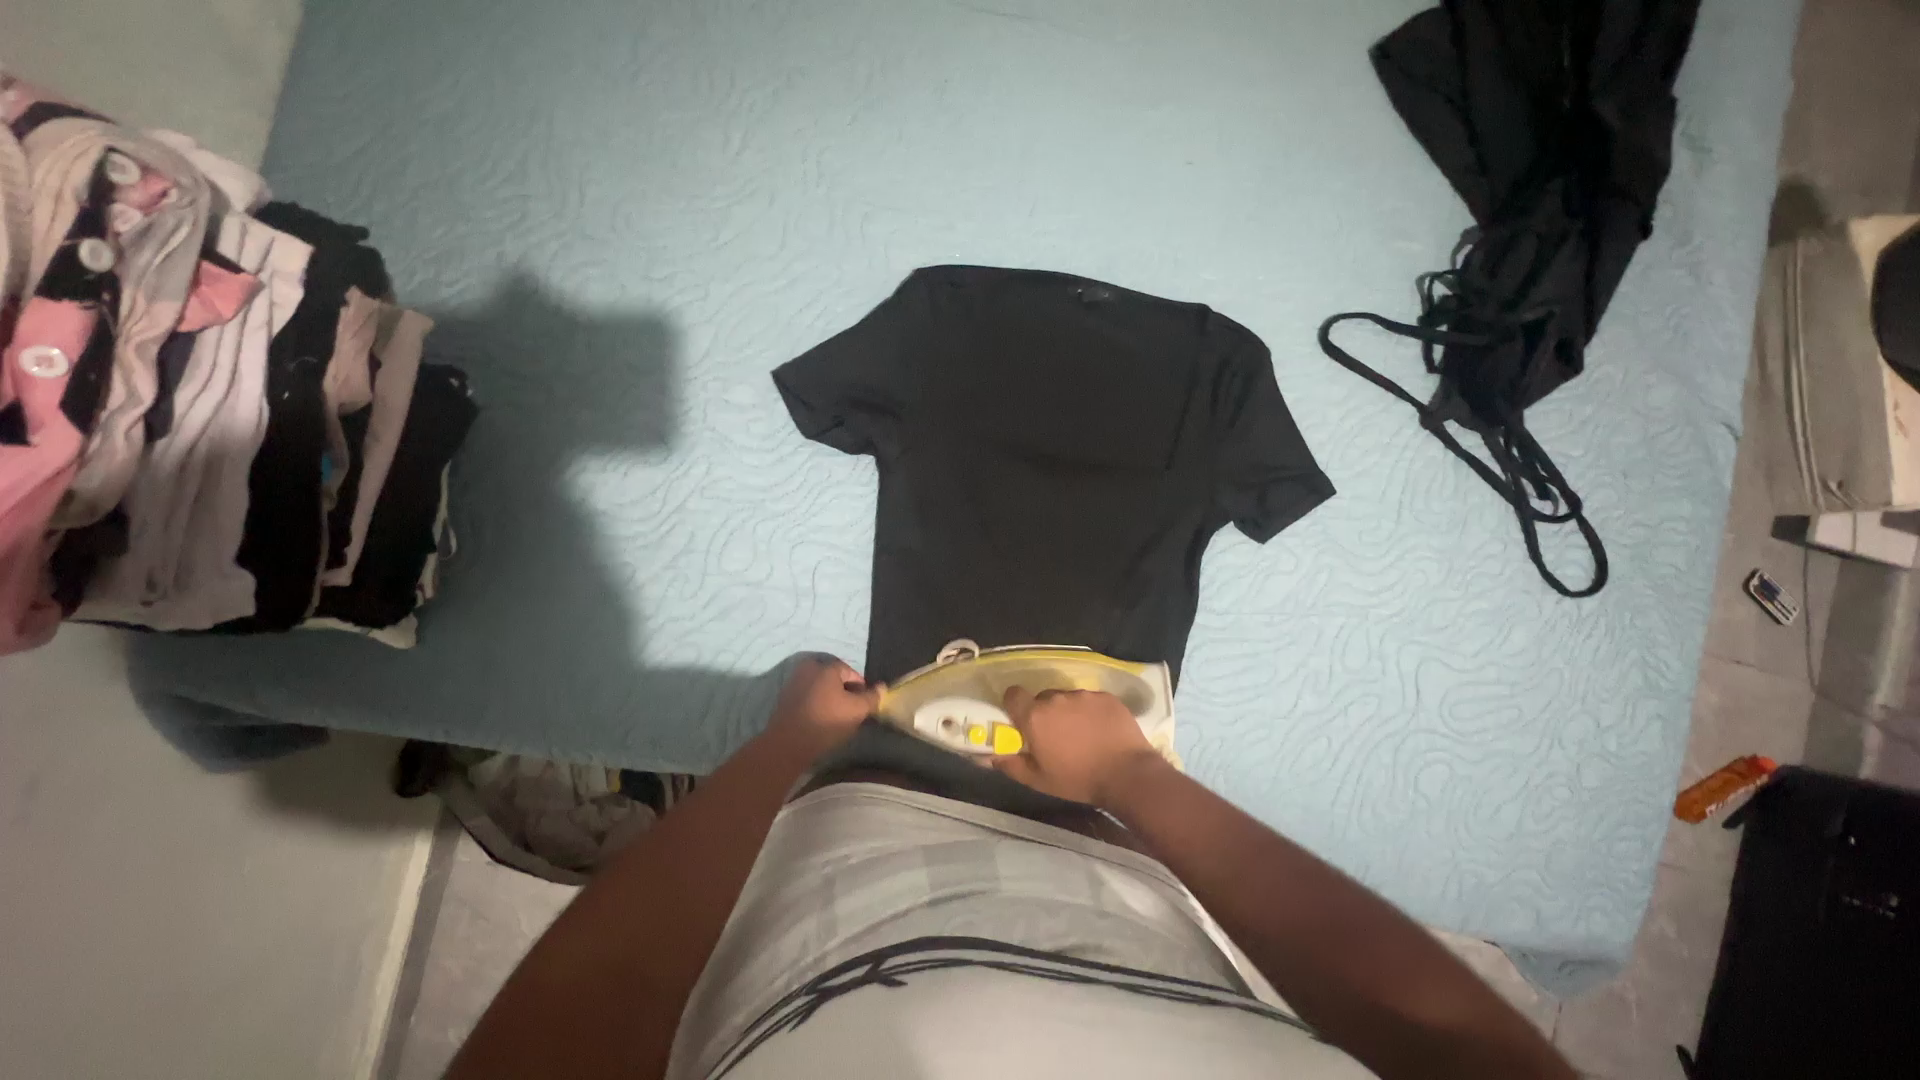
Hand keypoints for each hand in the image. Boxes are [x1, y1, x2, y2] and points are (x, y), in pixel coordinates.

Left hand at [766, 655, 881, 751]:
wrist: (788, 744)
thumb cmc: (826, 722)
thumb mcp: (857, 711)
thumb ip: (872, 697)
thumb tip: (882, 687)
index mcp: (825, 666)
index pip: (851, 673)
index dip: (861, 689)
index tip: (864, 706)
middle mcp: (808, 668)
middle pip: (834, 679)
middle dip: (845, 692)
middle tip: (852, 711)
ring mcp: (794, 682)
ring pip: (820, 688)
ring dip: (830, 698)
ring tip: (837, 717)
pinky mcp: (785, 698)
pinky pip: (808, 696)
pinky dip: (816, 704)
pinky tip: (821, 719)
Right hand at [991, 687, 1162, 806]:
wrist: (1127, 774)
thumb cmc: (1078, 779)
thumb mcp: (1038, 780)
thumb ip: (1010, 765)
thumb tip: (988, 757)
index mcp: (1035, 716)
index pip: (1013, 694)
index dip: (1014, 705)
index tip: (1021, 721)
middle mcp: (1056, 698)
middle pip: (1042, 698)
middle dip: (1044, 713)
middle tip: (1055, 736)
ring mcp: (1083, 695)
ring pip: (1067, 699)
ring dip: (1068, 712)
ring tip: (1082, 735)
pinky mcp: (1106, 696)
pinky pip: (1090, 700)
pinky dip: (1091, 712)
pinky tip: (1101, 731)